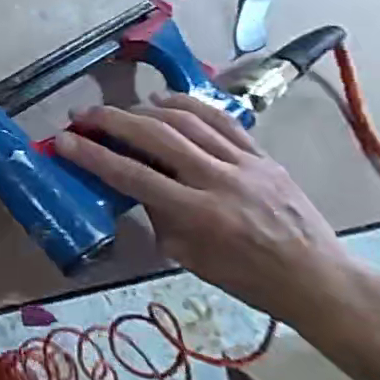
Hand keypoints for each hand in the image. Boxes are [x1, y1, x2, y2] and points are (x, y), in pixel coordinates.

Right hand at [53, 92, 361, 327]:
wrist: (316, 278)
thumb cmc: (248, 279)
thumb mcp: (190, 257)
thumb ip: (159, 216)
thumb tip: (135, 183)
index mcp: (198, 215)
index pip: (131, 175)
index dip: (92, 155)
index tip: (64, 140)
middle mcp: (218, 180)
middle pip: (155, 136)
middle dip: (111, 120)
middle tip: (82, 114)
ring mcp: (244, 162)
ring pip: (186, 120)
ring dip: (145, 108)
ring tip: (120, 109)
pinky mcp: (262, 154)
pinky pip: (220, 119)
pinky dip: (188, 105)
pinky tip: (165, 100)